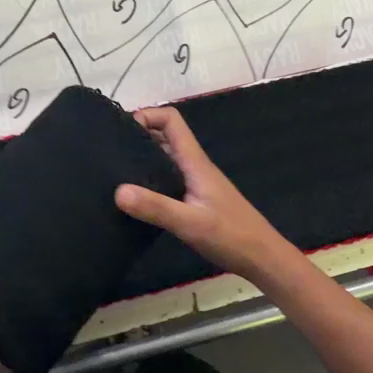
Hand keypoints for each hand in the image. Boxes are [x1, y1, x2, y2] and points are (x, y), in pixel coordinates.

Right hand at [114, 106, 301, 284]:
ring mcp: (197, 183)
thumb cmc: (230, 235)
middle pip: (166, 136)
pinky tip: (137, 199)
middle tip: (110, 152)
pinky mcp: (196, 199)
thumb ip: (155, 207)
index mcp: (194, 162)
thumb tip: (117, 191)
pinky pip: (169, 178)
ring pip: (166, 158)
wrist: (262, 257)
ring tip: (116, 173)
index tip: (121, 131)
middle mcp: (195, 166)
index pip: (171, 120)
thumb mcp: (189, 223)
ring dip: (144, 158)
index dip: (147, 115)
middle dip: (139, 136)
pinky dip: (152, 180)